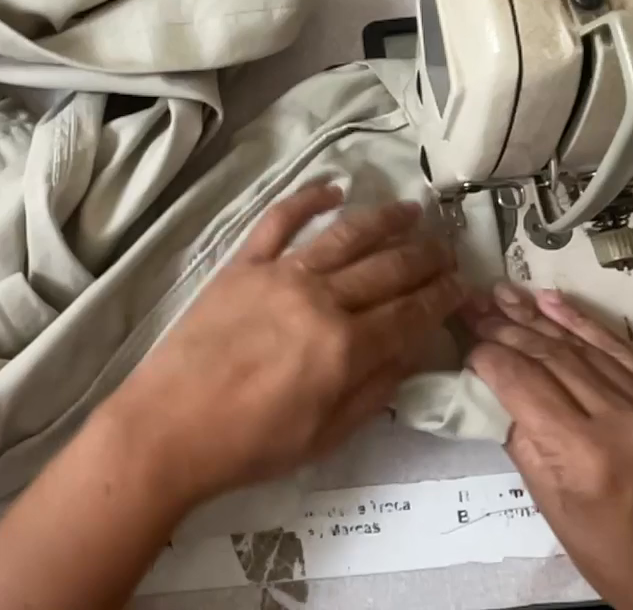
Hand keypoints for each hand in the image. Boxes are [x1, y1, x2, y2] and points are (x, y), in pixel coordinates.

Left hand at [103, 182, 464, 505]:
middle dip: (425, 256)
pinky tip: (335, 188)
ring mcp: (280, 274)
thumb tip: (414, 350)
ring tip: (411, 209)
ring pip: (345, 235)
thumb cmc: (249, 444)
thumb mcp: (325, 435)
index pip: (408, 313)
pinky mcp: (244, 263)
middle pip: (386, 268)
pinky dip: (309, 199)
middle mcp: (320, 300)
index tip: (463, 283)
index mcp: (344, 347)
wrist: (169, 427)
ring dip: (384, 219)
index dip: (441, 297)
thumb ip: (375, 389)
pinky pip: (280, 220)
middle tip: (447, 246)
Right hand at [465, 284, 632, 609]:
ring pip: (580, 345)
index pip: (521, 383)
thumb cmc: (616, 557)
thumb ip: (521, 441)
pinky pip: (618, 347)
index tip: (465, 345)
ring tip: (502, 293)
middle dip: (505, 328)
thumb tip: (492, 390)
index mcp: (584, 455)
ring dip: (536, 316)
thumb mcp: (552, 508)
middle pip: (548, 356)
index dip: (487, 357)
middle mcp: (619, 419)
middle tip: (473, 307)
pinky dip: (582, 321)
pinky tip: (551, 300)